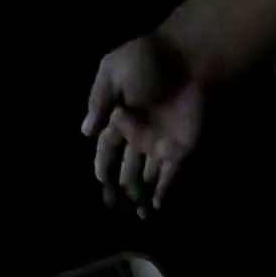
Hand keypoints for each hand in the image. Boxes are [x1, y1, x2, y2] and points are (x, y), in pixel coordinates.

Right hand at [83, 35, 204, 215]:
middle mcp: (139, 135)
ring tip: (135, 215)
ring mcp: (159, 145)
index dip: (102, 164)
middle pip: (126, 167)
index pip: (107, 147)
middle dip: (119, 187)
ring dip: (140, 196)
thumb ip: (98, 100)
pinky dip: (162, 193)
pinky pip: (169, 177)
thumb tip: (84, 131)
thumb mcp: (114, 71)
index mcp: (120, 117)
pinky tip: (155, 208)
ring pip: (146, 176)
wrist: (191, 61)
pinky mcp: (179, 152)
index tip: (100, 181)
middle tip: (113, 208)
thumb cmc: (149, 61)